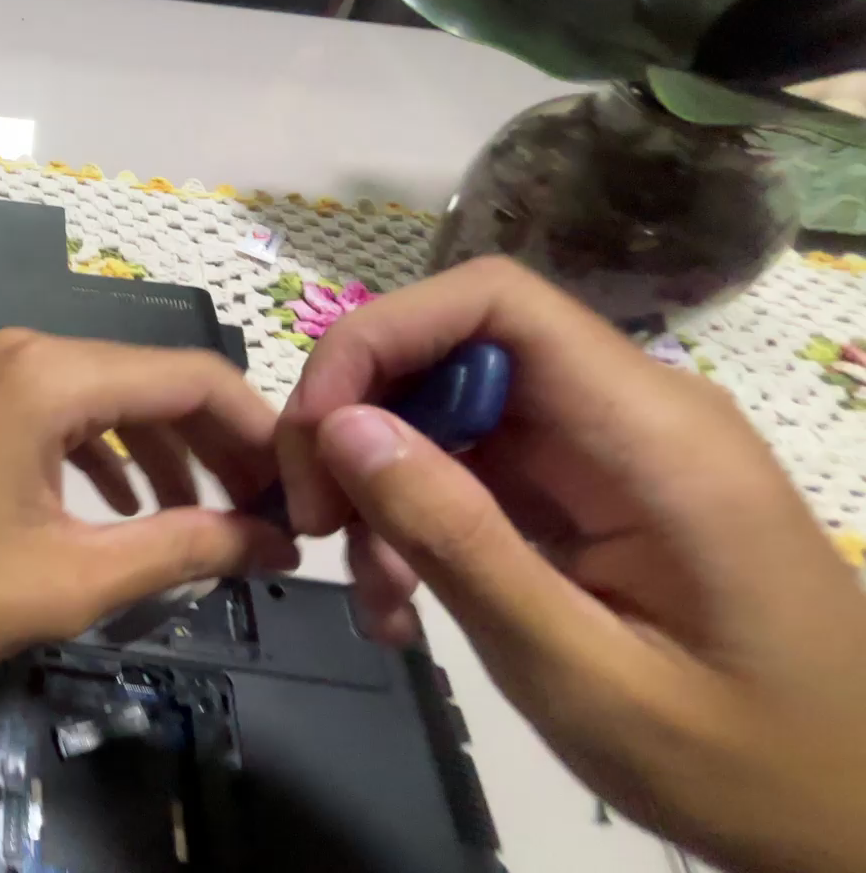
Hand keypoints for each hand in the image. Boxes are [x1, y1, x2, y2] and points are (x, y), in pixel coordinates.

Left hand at [0, 330, 296, 763]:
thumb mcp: (70, 578)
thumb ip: (181, 550)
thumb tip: (270, 545)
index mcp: (56, 375)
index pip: (194, 377)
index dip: (260, 433)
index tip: (299, 494)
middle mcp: (29, 353)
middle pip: (153, 384)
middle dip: (215, 448)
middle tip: (264, 519)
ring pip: (109, 402)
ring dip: (162, 457)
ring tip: (204, 524)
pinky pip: (64, 418)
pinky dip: (106, 459)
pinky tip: (126, 513)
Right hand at [276, 257, 865, 872]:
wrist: (851, 824)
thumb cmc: (743, 764)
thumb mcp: (576, 669)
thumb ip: (456, 539)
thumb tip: (339, 425)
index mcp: (651, 435)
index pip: (490, 303)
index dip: (377, 337)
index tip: (314, 431)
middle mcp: (622, 411)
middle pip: (442, 349)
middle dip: (350, 419)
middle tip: (311, 516)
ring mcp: (592, 446)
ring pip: (431, 409)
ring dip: (369, 482)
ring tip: (366, 584)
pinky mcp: (568, 483)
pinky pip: (453, 463)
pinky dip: (402, 517)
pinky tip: (398, 596)